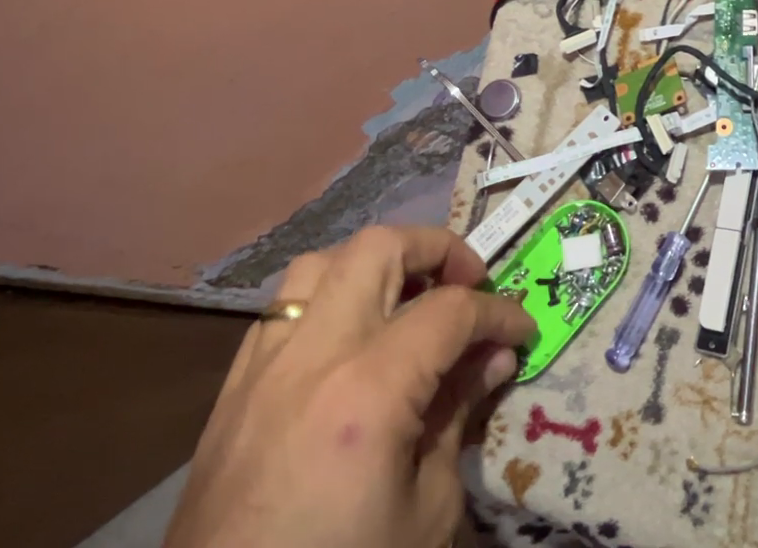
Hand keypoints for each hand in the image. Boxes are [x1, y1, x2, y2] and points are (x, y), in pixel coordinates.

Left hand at [165, 226, 533, 547]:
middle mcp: (314, 356)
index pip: (451, 310)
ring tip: (408, 301)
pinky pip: (284, 308)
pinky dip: (331, 298)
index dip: (499, 312)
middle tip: (468, 287)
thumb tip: (492, 359)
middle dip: (438, 250)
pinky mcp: (234, 389)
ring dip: (377, 265)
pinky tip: (352, 340)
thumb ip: (458, 416)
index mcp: (369, 390)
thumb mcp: (427, 510)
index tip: (523, 330)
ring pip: (322, 262)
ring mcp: (265, 366)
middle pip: (379, 248)